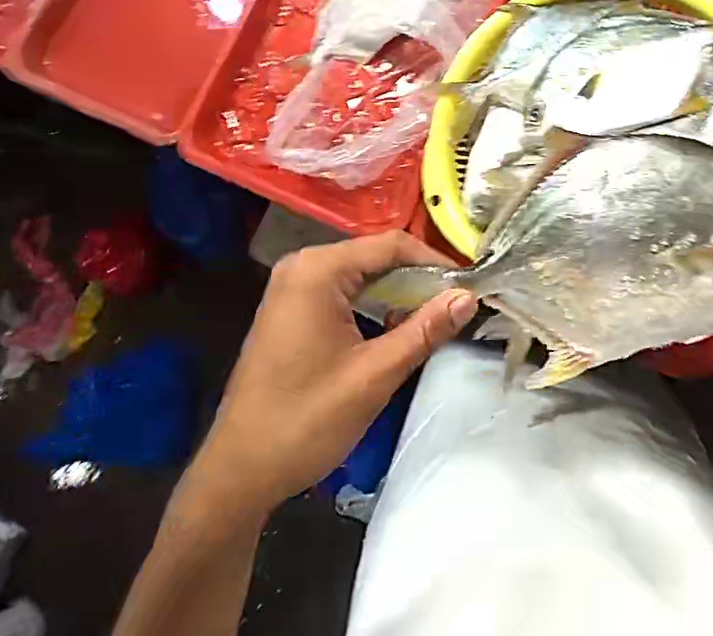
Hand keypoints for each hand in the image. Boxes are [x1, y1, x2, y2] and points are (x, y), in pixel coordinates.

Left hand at [187, 232, 476, 516]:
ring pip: (360, 275)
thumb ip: (424, 330)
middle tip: (458, 307)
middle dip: (418, 279)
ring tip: (434, 320)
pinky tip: (394, 330)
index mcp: (318, 269)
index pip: (391, 245)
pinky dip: (371, 305)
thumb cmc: (306, 419)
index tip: (471, 286)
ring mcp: (292, 286)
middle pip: (375, 257)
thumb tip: (468, 297)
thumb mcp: (374, 375)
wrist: (241, 468)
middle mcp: (302, 266)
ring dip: (397, 293)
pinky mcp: (290, 309)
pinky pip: (341, 292)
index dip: (435, 261)